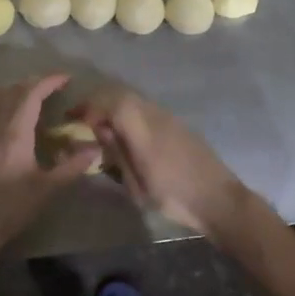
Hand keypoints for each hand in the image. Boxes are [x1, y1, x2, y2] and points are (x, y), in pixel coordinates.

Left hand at [0, 74, 98, 265]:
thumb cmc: (12, 206)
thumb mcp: (47, 188)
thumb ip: (73, 166)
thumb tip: (95, 148)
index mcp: (15, 132)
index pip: (31, 94)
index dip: (49, 81)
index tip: (66, 79)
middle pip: (13, 90)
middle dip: (35, 83)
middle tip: (54, 87)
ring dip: (15, 88)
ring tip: (32, 94)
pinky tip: (5, 107)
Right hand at [75, 86, 258, 238]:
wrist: (219, 200)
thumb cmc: (175, 198)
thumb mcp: (137, 185)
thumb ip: (117, 153)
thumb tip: (100, 130)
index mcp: (143, 131)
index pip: (112, 102)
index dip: (90, 106)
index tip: (75, 119)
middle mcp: (156, 116)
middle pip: (121, 94)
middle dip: (98, 103)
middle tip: (82, 119)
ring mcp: (169, 117)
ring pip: (134, 100)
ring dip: (114, 107)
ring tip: (102, 127)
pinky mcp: (178, 124)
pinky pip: (147, 109)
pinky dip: (130, 114)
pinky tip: (127, 134)